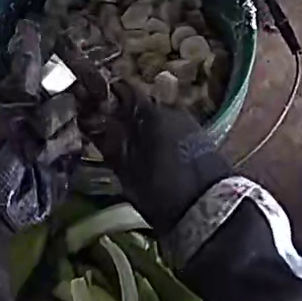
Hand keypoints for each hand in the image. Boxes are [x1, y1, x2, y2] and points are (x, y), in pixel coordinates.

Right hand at [64, 40, 230, 232]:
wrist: (212, 211)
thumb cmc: (163, 191)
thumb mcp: (128, 171)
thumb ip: (109, 141)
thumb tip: (89, 120)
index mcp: (151, 112)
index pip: (122, 89)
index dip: (104, 97)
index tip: (89, 108)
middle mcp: (171, 109)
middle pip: (139, 102)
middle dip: (121, 113)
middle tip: (103, 130)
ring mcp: (188, 122)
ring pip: (155, 116)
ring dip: (140, 126)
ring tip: (126, 145)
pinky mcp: (199, 137)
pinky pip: (169, 127)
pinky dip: (156, 135)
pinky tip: (149, 152)